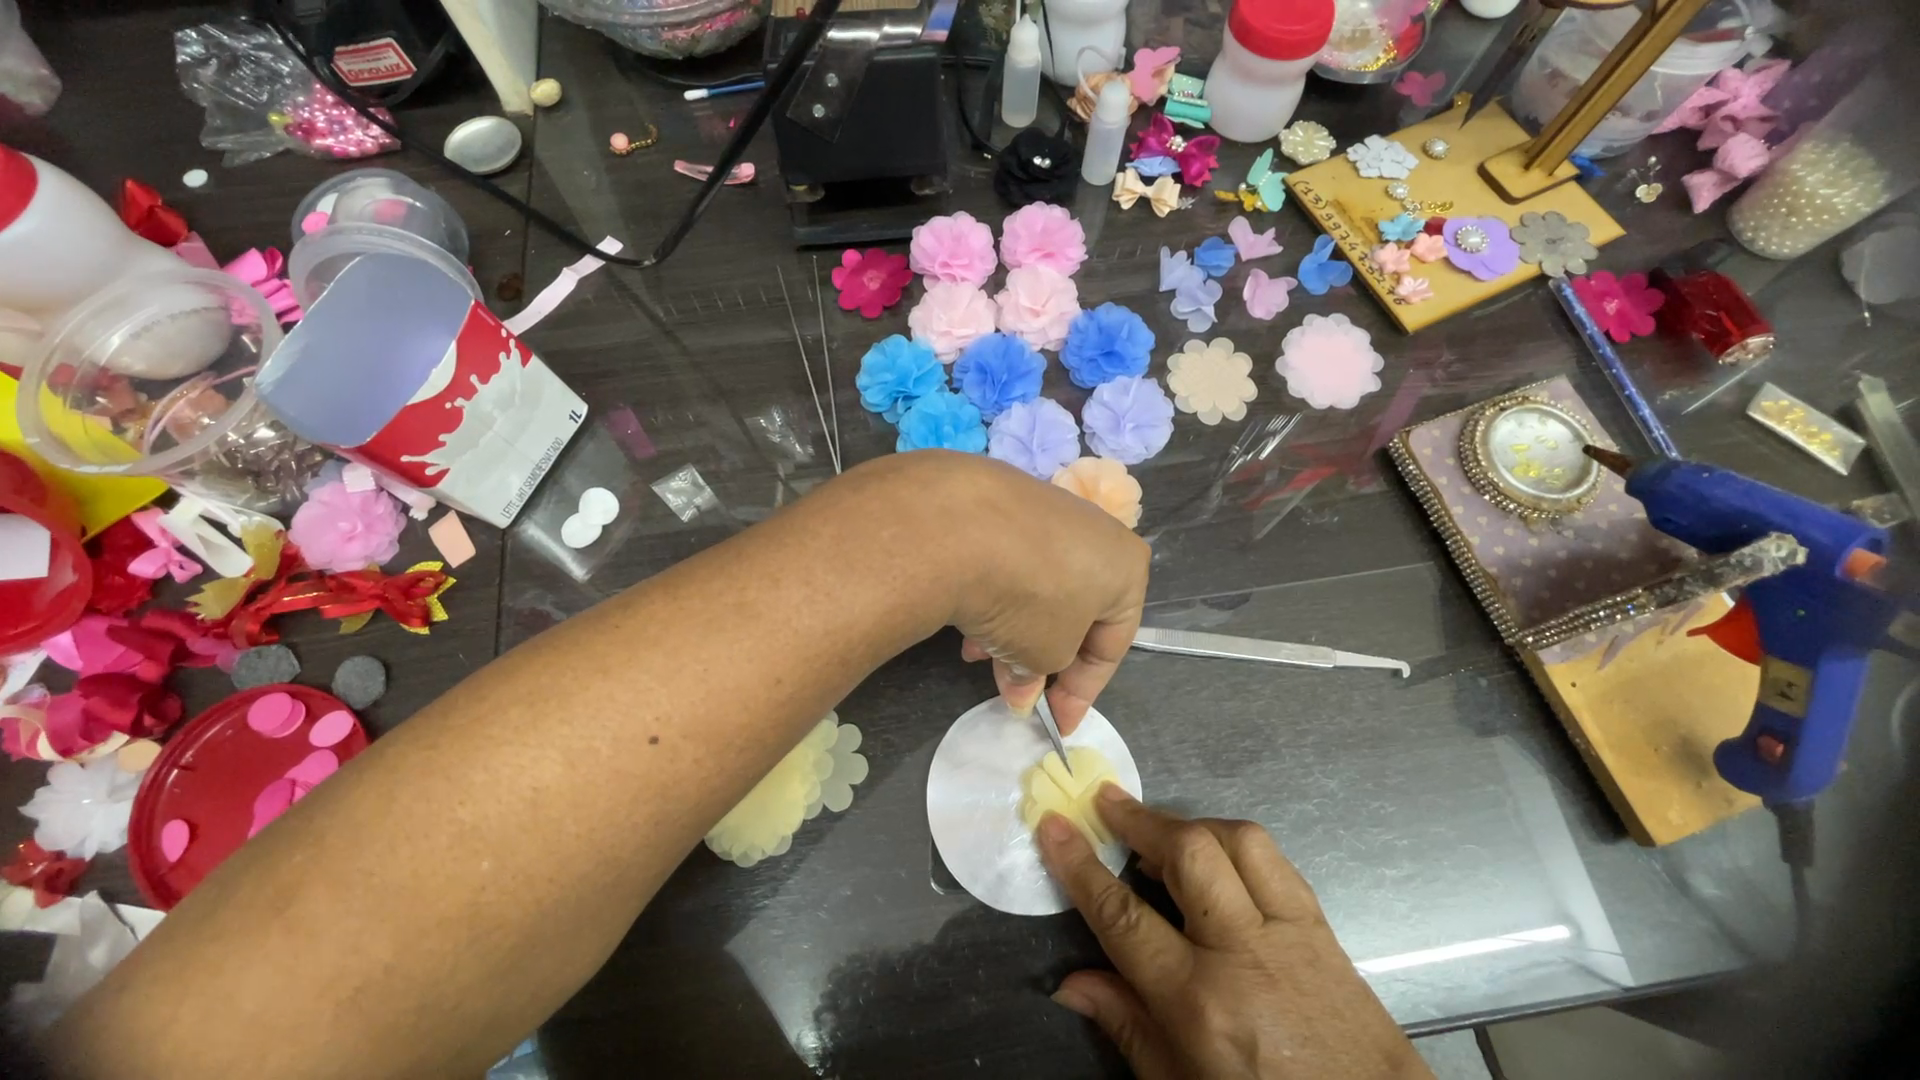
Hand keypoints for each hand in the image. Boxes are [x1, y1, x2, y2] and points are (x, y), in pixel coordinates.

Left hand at [926, 453, 1146, 733]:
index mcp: (1126, 566)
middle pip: (1072, 612)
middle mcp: (1094, 531)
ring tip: (980, 659)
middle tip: (1014, 696)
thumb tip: (1022, 690)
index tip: (1057, 724)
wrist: (961, 526)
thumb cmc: (1028, 599)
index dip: (1083, 692)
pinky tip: (965, 624)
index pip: (1112, 643)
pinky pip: (1009, 561)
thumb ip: (1041, 676)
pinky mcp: (1001, 501)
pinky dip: (995, 596)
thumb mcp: (1046, 654)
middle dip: (1042, 660)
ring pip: (1037, 588)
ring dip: (1014, 630)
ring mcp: (1046, 511)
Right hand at [1037, 787, 1432, 1079]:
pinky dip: (1234, 844)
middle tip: (1106, 801)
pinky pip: (1275, 861)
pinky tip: (1215, 856)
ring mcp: (1292, 932)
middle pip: (1189, 855)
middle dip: (1140, 819)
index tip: (1054, 824)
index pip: (1124, 916)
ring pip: (1239, 842)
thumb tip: (1069, 983)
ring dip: (1190, 824)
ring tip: (1158, 830)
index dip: (1080, 866)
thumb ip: (1127, 1025)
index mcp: (1200, 1003)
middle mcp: (1245, 953)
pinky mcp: (1323, 926)